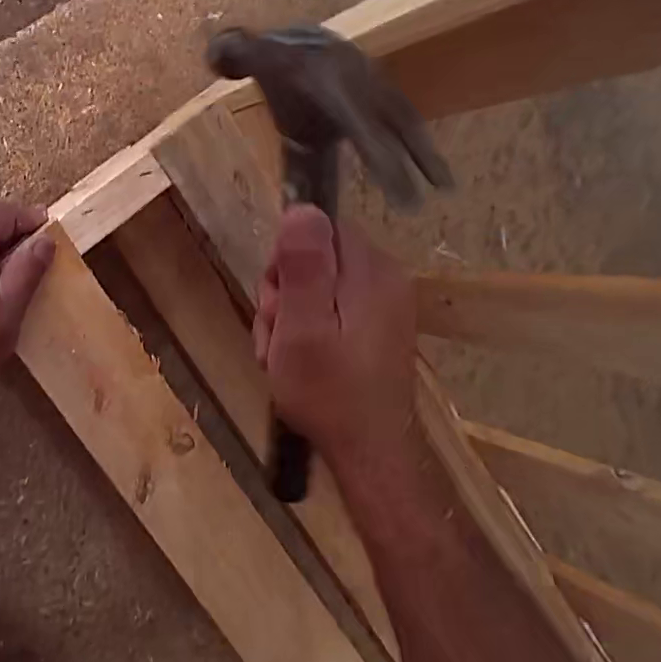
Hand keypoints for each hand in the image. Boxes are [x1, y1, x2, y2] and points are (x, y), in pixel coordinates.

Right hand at [252, 205, 418, 466]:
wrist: (368, 454)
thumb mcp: (302, 325)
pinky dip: (307, 329)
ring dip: (289, 315)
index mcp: (371, 272)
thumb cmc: (329, 391)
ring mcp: (383, 306)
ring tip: (281, 353)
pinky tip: (296, 362)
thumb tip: (302, 208)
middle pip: (318, 257)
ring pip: (318, 286)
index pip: (321, 228)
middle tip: (276, 330)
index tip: (276, 296)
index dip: (288, 256)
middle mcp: (384, 280)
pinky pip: (331, 310)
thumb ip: (302, 265)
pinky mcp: (376, 329)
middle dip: (284, 290)